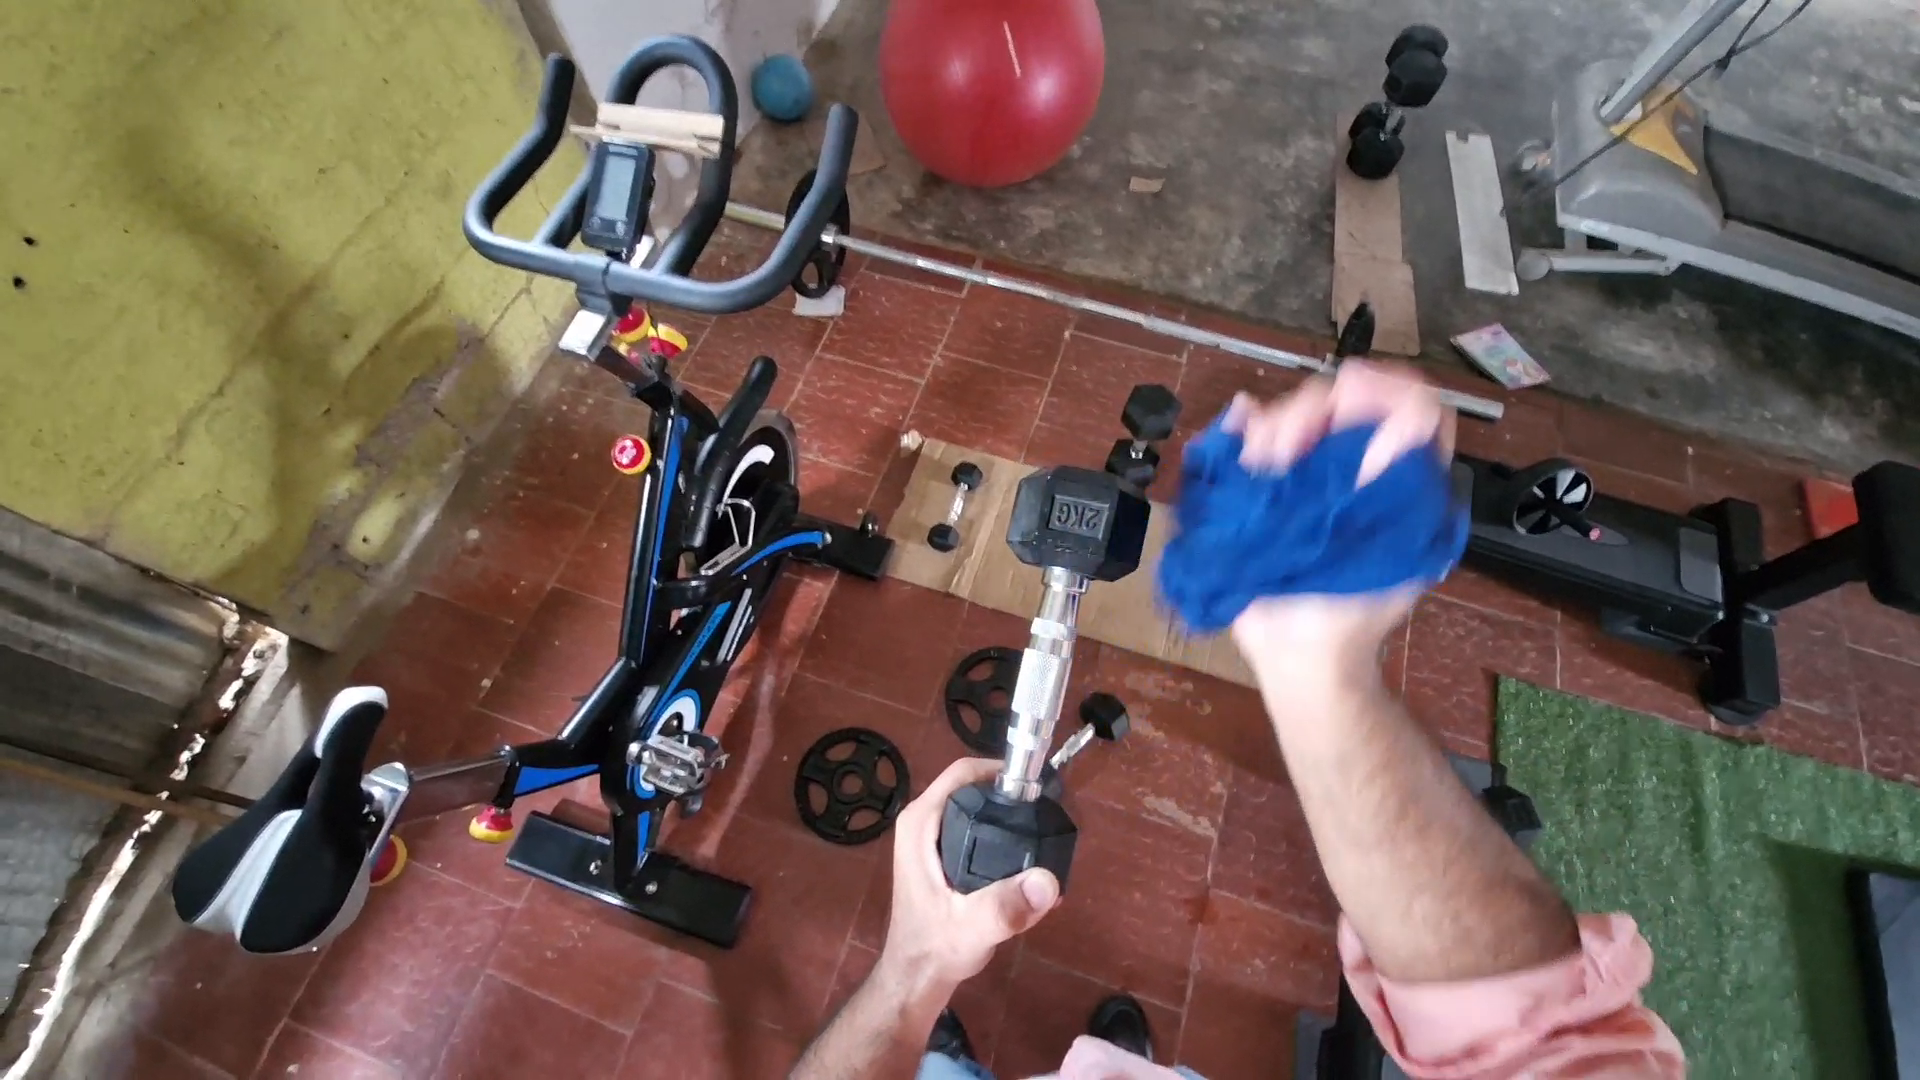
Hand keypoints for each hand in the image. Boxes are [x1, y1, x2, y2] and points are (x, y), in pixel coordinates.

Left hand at [877, 758, 1060, 990]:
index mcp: (920, 822)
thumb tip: (1048, 880)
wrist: (915, 981)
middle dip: (1009, 795)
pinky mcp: (942, 854)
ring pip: (975, 808)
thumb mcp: (971, 927)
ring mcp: (932, 838)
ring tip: (1043, 833)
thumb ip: (1006, 906)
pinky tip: (1028, 860)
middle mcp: (923, 821)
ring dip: (1008, 817)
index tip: (1035, 784)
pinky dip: (1000, 837)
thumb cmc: (934, 949)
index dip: (998, 770)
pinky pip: (975, 828)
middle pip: (972, 787)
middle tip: (1046, 810)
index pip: (961, 773)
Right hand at [1223, 362, 1454, 691]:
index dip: (1383, 388)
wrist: (1294, 653)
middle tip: (1279, 448)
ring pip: (1295, 420)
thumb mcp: (1392, 552)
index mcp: (1397, 483)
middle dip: (1308, 412)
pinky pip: (1256, 445)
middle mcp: (1354, 472)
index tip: (1343, 391)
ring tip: (1255, 460)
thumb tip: (1405, 418)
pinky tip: (1241, 446)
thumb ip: (1399, 486)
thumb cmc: (1348, 615)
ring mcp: (1308, 480)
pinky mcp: (1268, 493)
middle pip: (1342, 405)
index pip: (1410, 409)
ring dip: (1273, 427)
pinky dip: (1246, 434)